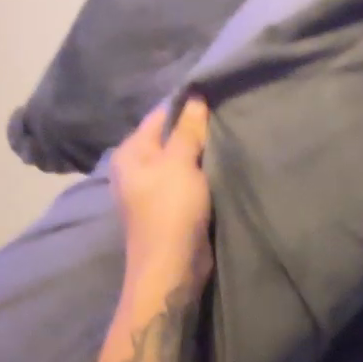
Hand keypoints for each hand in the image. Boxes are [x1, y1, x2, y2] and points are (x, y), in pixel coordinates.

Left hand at [111, 99, 213, 289]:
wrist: (172, 266)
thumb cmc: (170, 210)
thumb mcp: (180, 163)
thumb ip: (188, 130)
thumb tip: (195, 96)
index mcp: (131, 153)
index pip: (160, 116)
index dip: (187, 105)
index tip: (217, 94)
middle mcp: (138, 167)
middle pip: (171, 137)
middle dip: (197, 128)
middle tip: (229, 113)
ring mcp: (154, 188)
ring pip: (183, 158)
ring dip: (203, 151)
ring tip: (231, 135)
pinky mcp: (172, 205)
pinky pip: (190, 177)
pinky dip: (205, 170)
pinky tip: (224, 163)